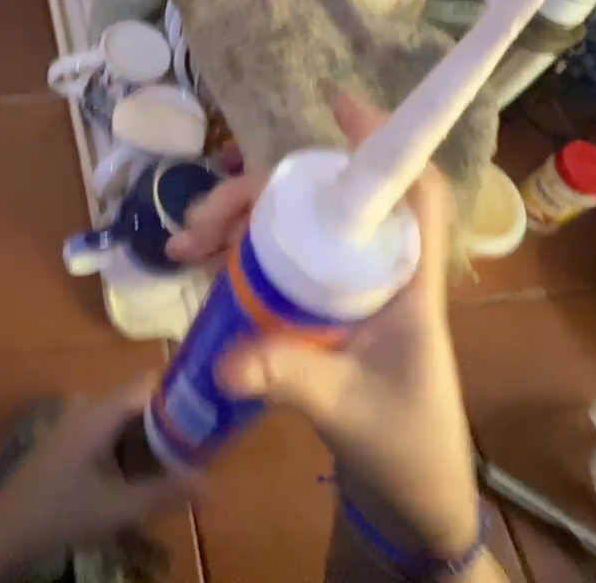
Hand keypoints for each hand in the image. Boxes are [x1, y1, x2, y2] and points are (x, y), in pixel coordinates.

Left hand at [0, 378, 198, 582]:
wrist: (3, 530)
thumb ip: (164, 493)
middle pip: (141, 402)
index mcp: (101, 410)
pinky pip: (111, 433)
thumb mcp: (118, 508)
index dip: (181, 393)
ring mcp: (76, 422)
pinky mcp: (71, 441)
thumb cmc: (60, 511)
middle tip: (200, 451)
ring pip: (126, 420)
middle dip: (171, 425)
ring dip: (151, 441)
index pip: (150, 383)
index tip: (210, 413)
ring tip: (180, 468)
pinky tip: (143, 478)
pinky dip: (131, 450)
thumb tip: (210, 483)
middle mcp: (89, 406)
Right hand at [166, 94, 483, 555]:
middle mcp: (374, 267)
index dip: (385, 142)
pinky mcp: (319, 305)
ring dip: (234, 221)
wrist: (408, 493)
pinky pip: (275, 260)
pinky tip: (199, 262)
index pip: (412, 193)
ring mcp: (344, 285)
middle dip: (256, 194)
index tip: (338, 104)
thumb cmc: (402, 441)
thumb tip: (225, 361)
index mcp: (406, 278)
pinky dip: (235, 253)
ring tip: (183, 243)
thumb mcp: (345, 406)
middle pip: (320, 201)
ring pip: (289, 226)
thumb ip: (291, 378)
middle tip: (200, 218)